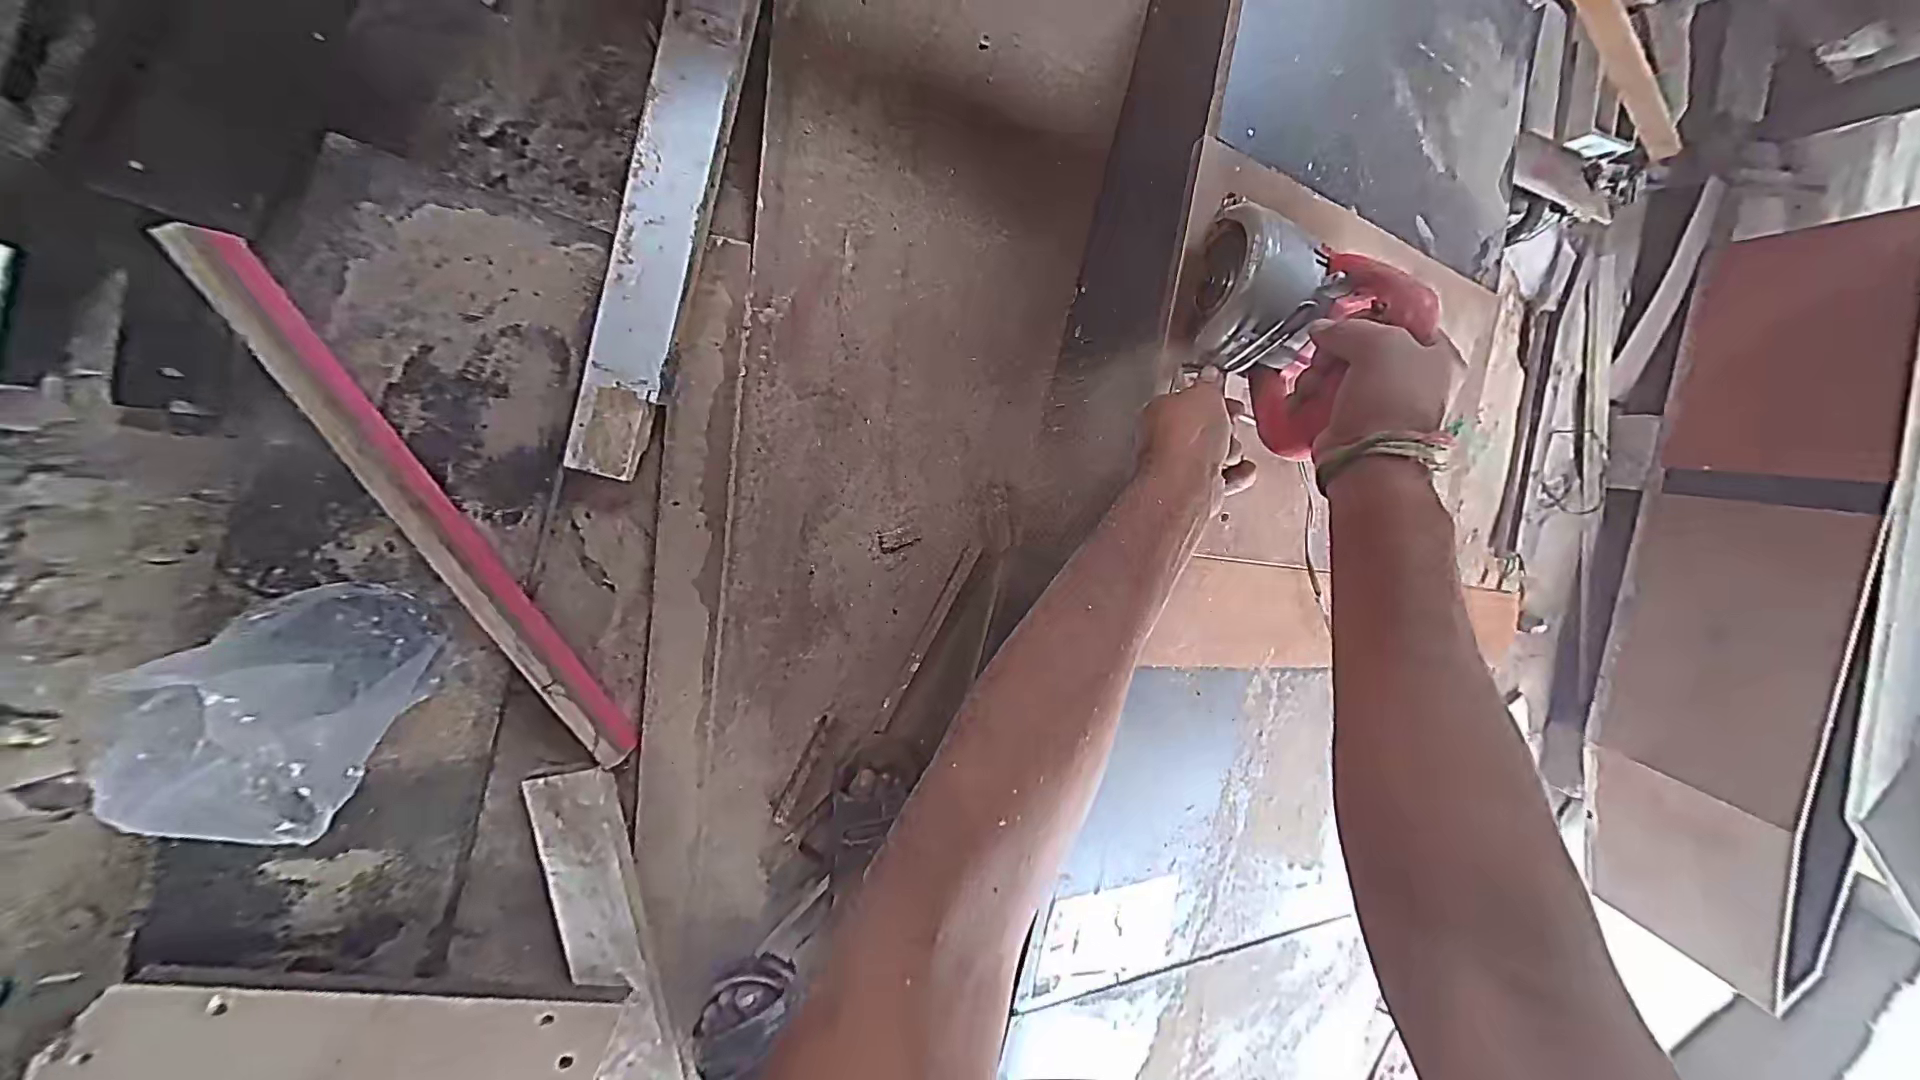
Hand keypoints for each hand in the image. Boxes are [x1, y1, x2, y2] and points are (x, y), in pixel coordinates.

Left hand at [1138, 366, 1257, 506]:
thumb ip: (1209, 383)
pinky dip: (1234, 476)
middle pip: (1204, 429)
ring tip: (1229, 454)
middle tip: (1231, 427)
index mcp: (1158, 412)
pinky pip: (1221, 479)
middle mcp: (1162, 441)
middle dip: (1225, 428)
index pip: (1187, 400)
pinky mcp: (1191, 490)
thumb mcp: (1205, 394)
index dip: (1212, 398)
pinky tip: (1237, 472)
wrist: (1187, 484)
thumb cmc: (1187, 439)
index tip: (1227, 399)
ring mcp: (1176, 467)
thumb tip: (1210, 375)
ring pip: (1215, 454)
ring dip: (1231, 452)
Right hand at [1297, 318, 1463, 458]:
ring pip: (1336, 371)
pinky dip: (1308, 396)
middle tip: (1326, 356)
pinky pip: (1321, 397)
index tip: (1344, 310)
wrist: (1366, 460)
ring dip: (1317, 375)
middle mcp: (1407, 378)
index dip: (1372, 311)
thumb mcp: (1381, 345)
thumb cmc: (1389, 404)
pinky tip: (1304, 398)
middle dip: (1334, 349)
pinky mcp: (1346, 421)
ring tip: (1313, 385)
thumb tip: (1323, 328)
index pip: (1402, 317)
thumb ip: (1351, 327)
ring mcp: (1374, 401)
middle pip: (1360, 346)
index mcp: (1435, 355)